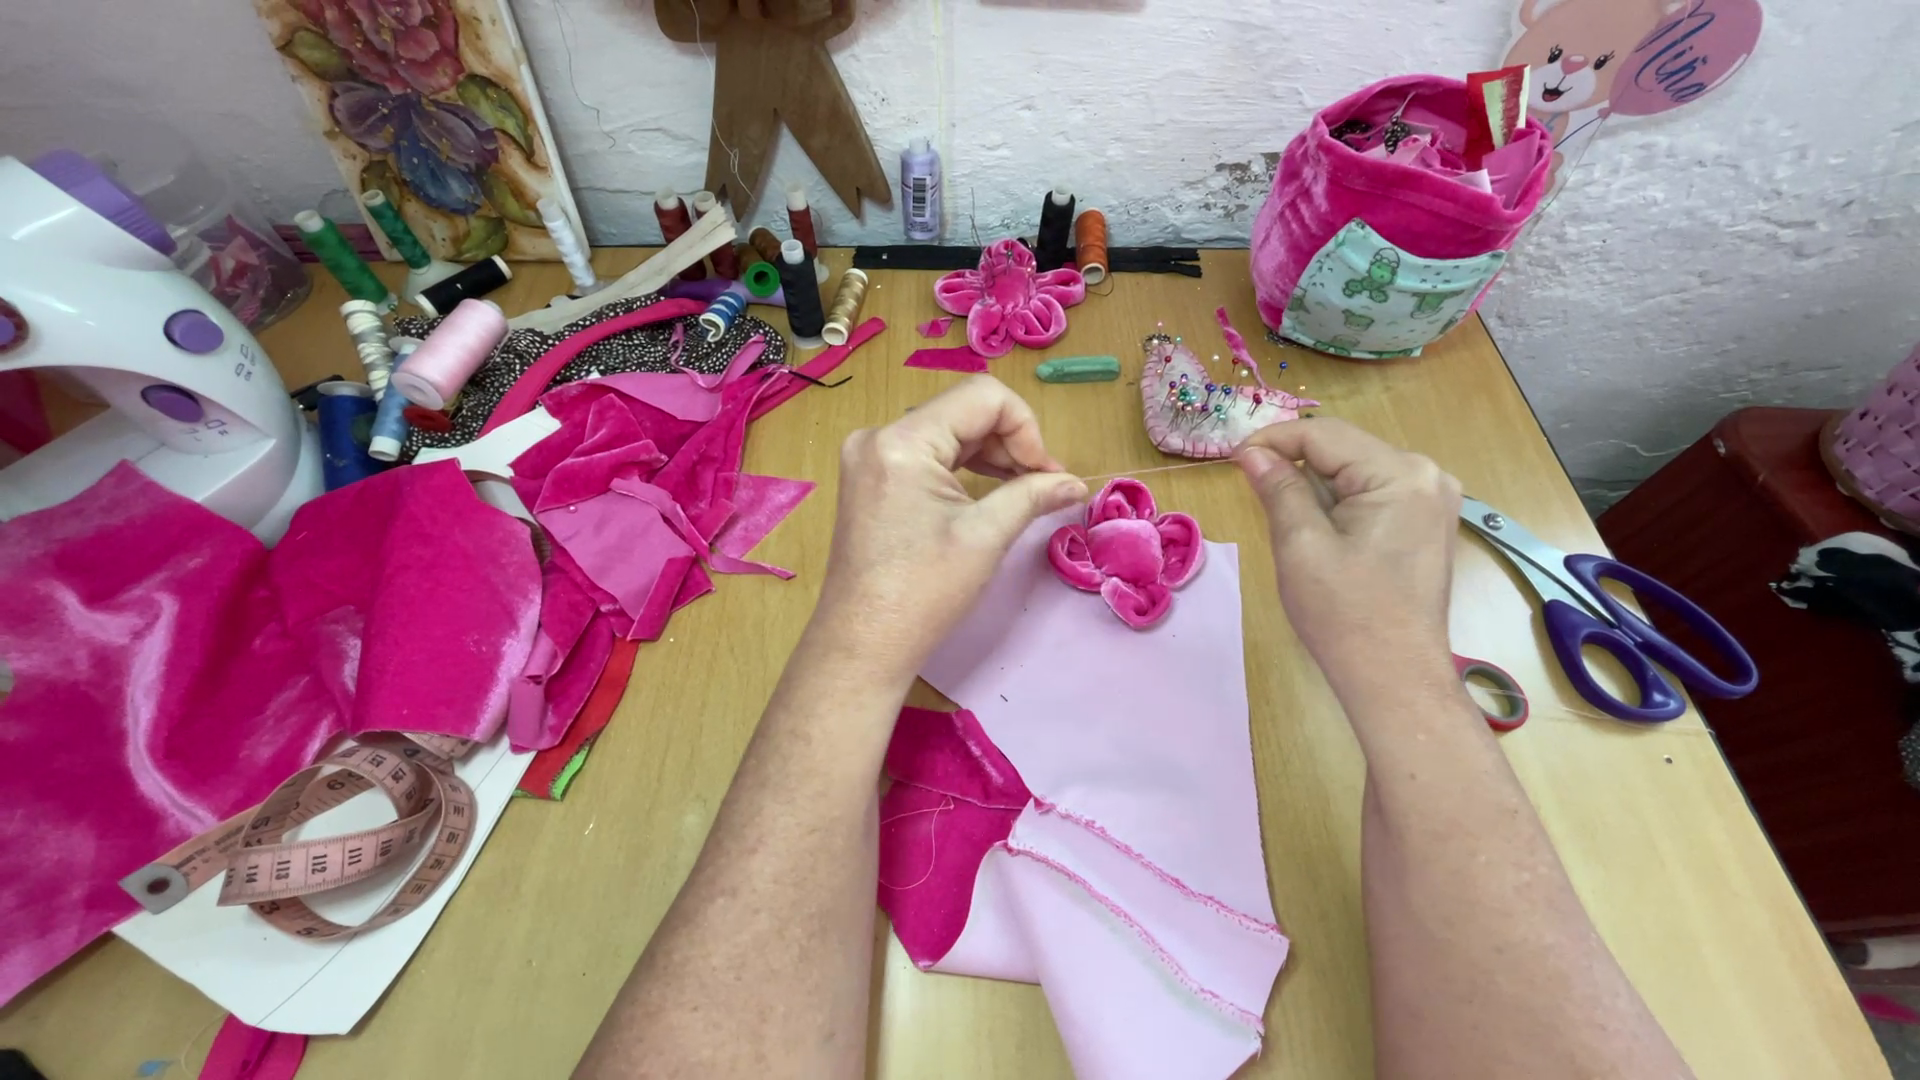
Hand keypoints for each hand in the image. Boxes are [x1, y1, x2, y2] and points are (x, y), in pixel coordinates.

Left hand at [813, 376, 1086, 679]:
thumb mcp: (985, 537)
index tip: (1046, 474)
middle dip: (1011, 443)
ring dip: (991, 456)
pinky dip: (964, 468)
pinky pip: (928, 455)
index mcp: (901, 440)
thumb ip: (1032, 495)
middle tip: (1043, 486)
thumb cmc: (922, 593)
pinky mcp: (871, 479)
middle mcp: (878, 436)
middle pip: (964, 412)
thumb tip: (1075, 483)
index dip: (1026, 428)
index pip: (982, 397)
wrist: (863, 644)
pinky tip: (991, 492)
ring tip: (1024, 492)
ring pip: (948, 433)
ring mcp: (870, 458)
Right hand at [1236, 418, 1461, 693]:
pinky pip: (1370, 492)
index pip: (1324, 434)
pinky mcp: (1425, 522)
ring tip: (1279, 510)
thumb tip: (1252, 452)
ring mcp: (1432, 499)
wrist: (1392, 674)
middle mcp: (1427, 475)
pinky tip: (1315, 525)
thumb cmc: (1344, 612)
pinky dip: (1336, 500)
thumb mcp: (1300, 545)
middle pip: (1343, 448)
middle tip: (1249, 484)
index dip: (1273, 439)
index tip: (1232, 458)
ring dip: (1313, 483)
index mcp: (1400, 474)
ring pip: (1354, 470)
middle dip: (1293, 461)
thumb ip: (1279, 488)